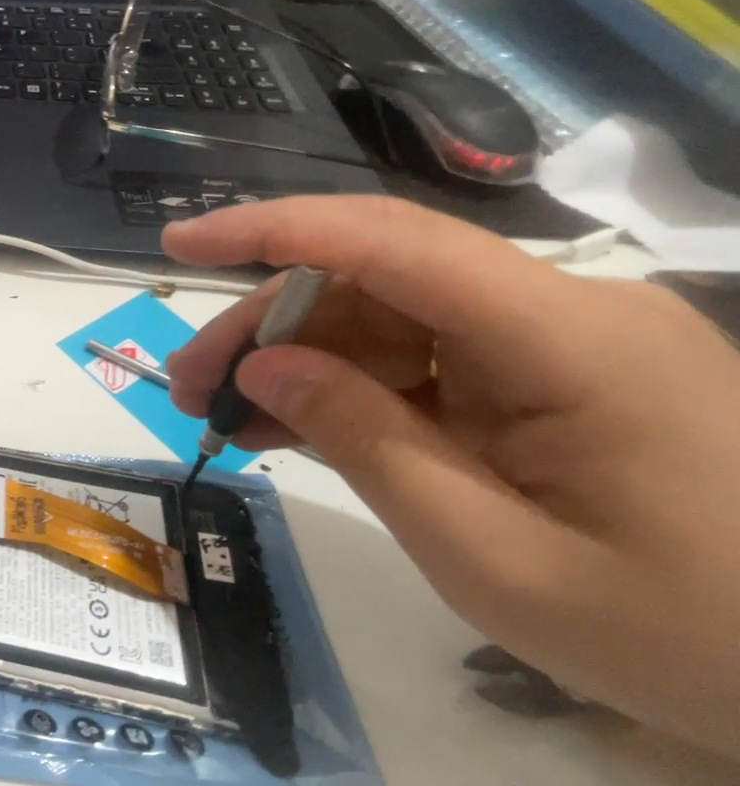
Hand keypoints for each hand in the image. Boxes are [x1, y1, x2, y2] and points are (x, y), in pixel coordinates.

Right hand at [162, 196, 739, 753]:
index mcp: (566, 337)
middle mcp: (563, 310)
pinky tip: (291, 422)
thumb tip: (264, 365)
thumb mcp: (493, 557)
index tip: (178, 246)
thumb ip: (366, 444)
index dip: (271, 229)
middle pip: (372, 283)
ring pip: (387, 319)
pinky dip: (352, 388)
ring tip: (223, 415)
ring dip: (298, 360)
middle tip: (186, 388)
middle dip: (266, 326)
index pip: (391, 241)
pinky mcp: (558, 374)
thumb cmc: (694, 637)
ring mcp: (562, 340)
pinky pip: (427, 359)